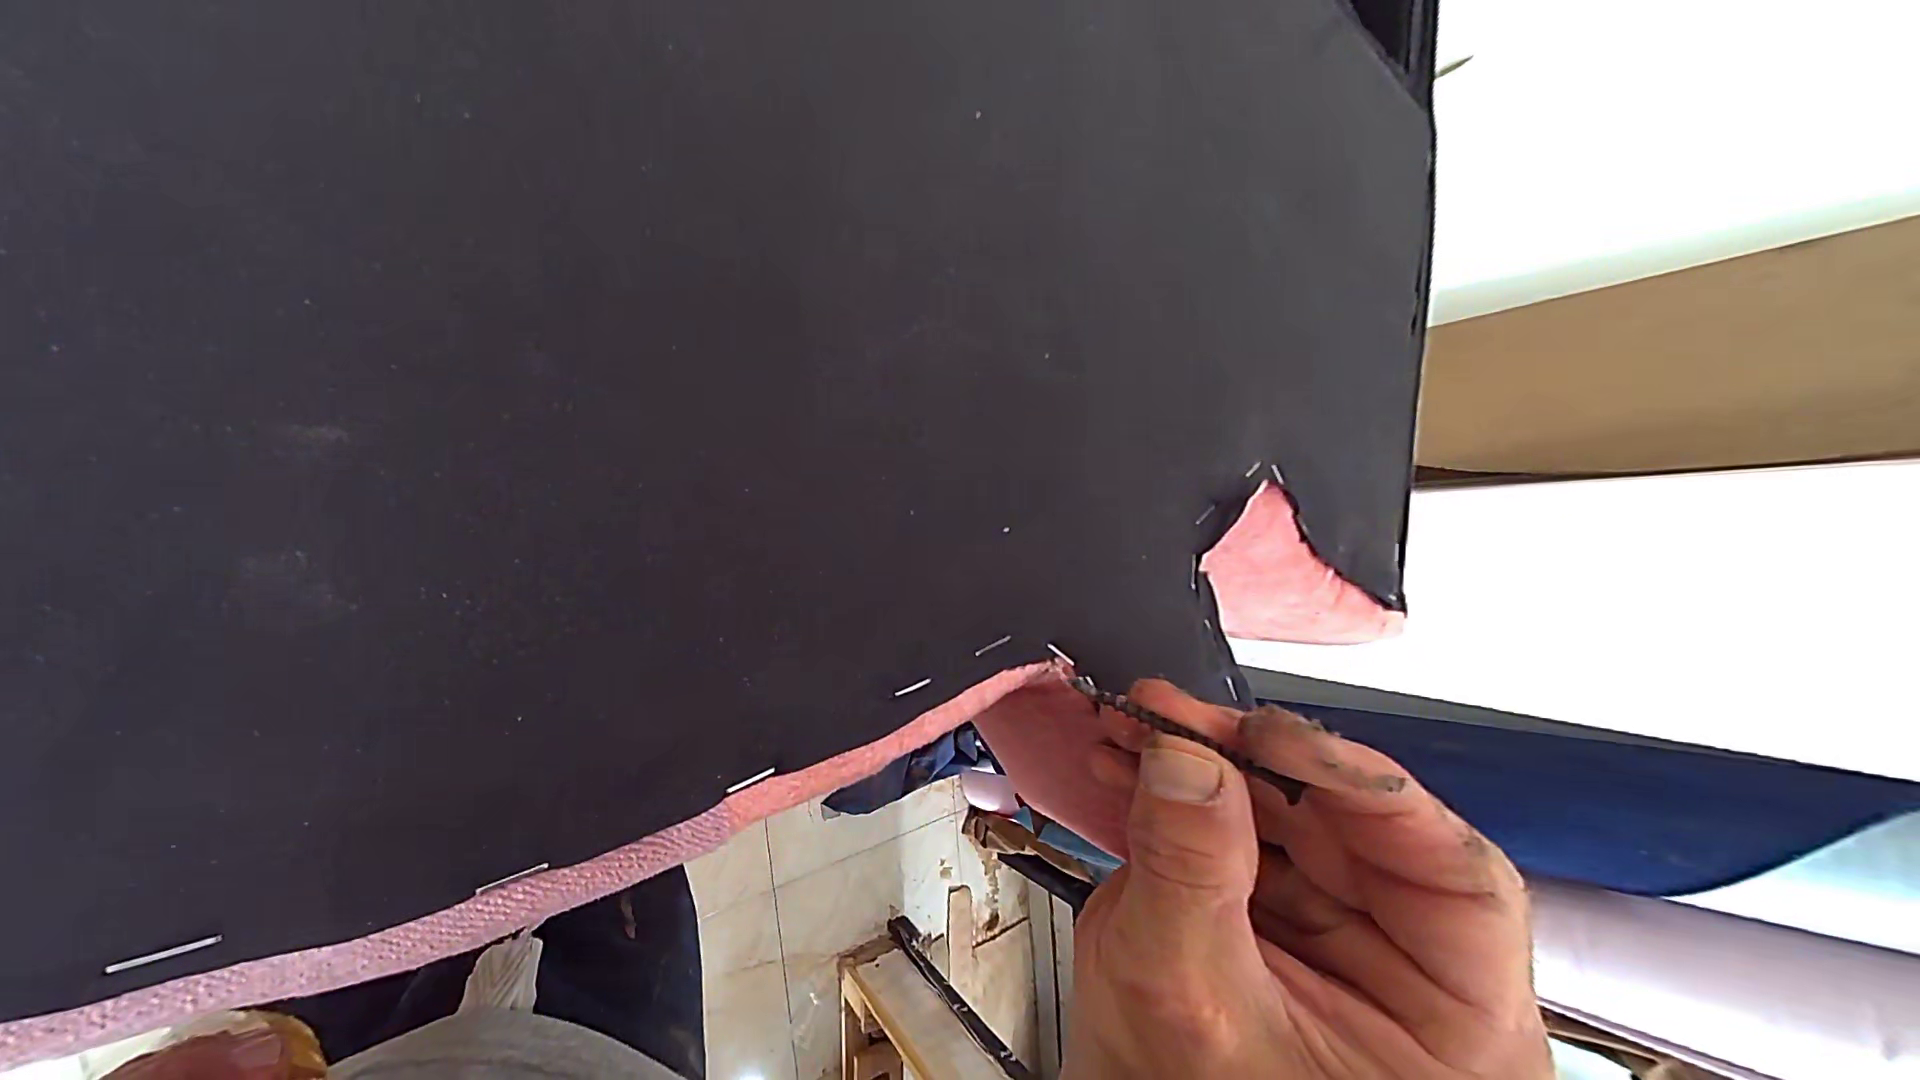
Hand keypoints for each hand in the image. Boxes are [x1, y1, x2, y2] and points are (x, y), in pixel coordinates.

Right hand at [1061, 679, 1550, 1078]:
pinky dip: (1166, 780)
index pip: (1453, 879)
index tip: (1267, 735)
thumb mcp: (1182, 990)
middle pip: (1337, 820)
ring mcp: (1318, 913)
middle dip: (1240, 756)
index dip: (1364, 789)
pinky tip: (1122, 759)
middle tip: (1167, 714)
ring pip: (1271, 802)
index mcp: (1446, 1022)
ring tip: (1130, 724)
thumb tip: (1182, 755)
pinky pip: (1222, 814)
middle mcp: (1394, 954)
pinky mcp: (1255, 886)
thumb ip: (1188, 870)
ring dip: (1193, 756)